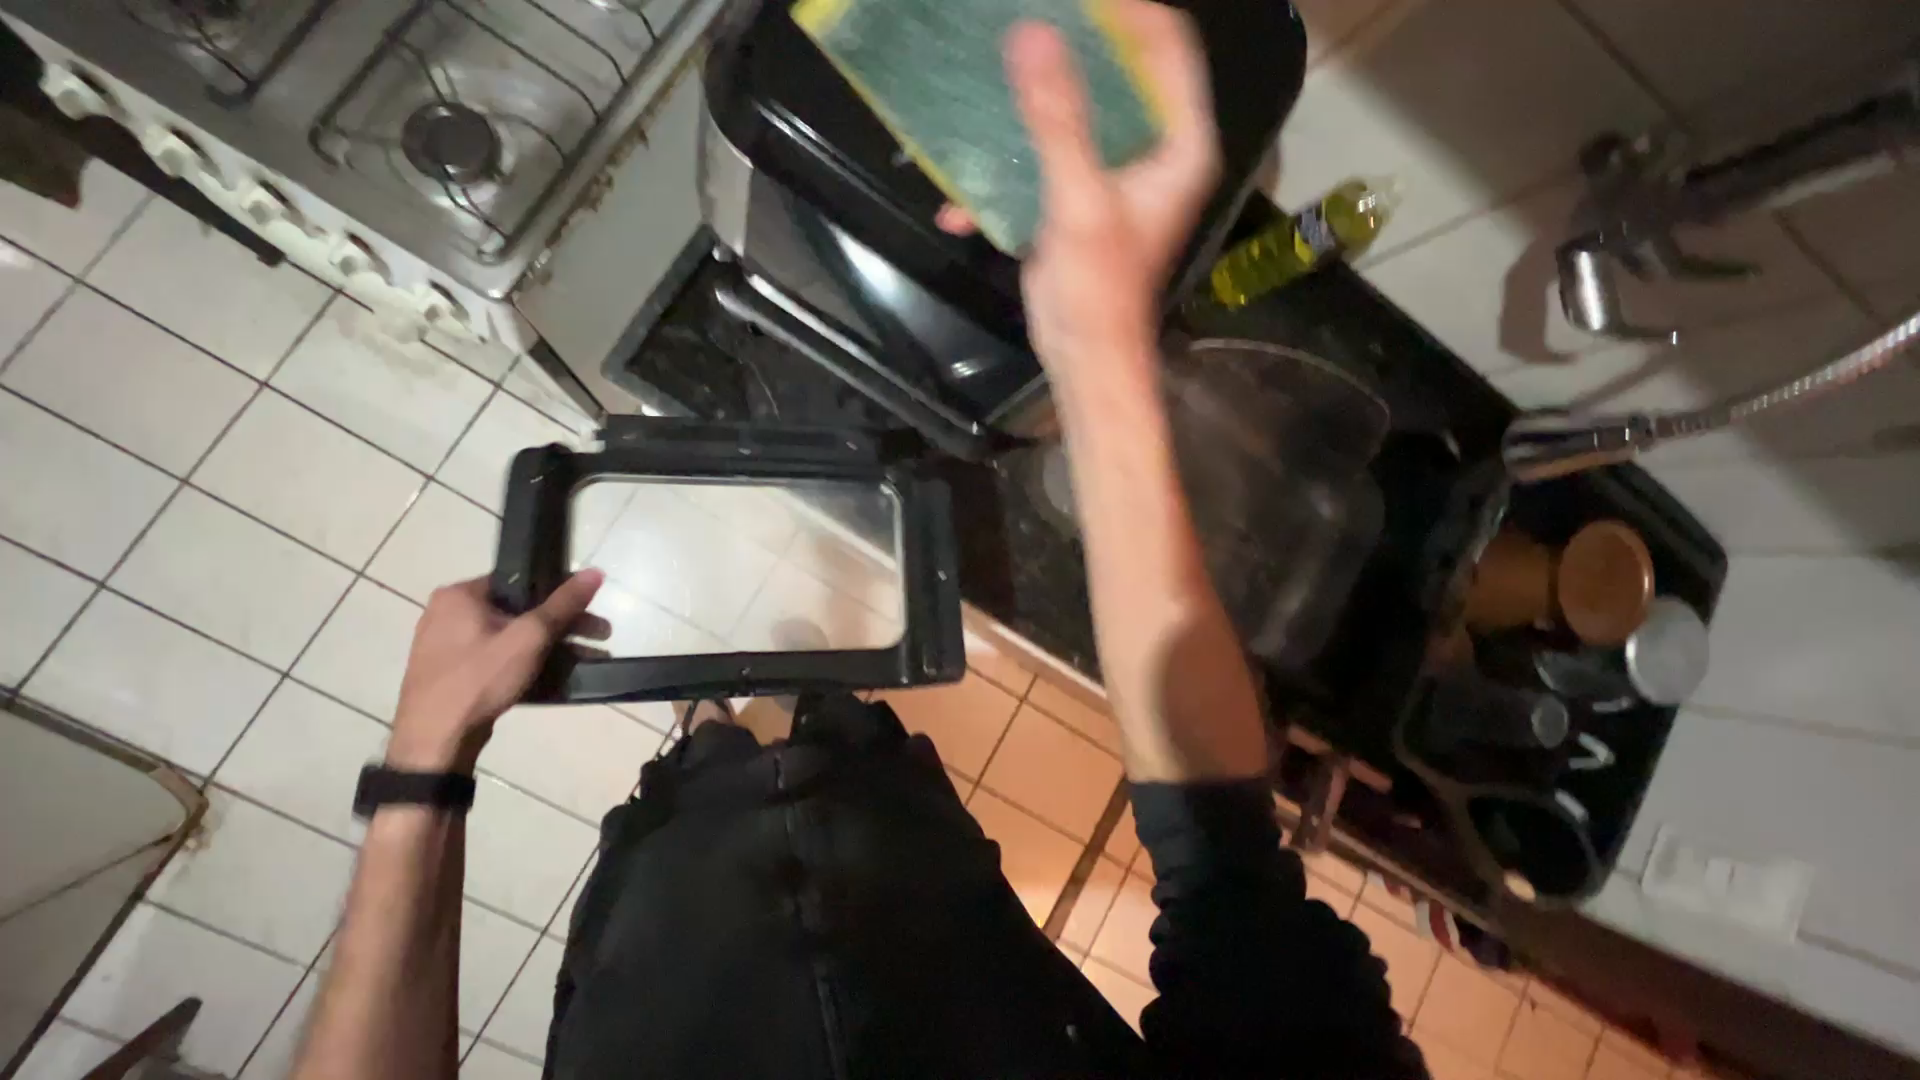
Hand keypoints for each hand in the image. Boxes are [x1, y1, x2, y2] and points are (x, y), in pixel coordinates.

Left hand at [387, 570, 605, 771]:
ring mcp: (447, 644)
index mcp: (459, 595)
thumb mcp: (529, 637)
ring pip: (511, 635)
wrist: (435, 740)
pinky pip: (498, 656)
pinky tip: (555, 673)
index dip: (560, 593)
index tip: (589, 609)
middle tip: (600, 636)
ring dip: (550, 645)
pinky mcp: (452, 671)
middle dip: (563, 624)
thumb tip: (595, 572)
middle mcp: (447, 613)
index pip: (520, 580)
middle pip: (519, 610)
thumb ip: (564, 604)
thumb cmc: (479, 678)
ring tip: (588, 658)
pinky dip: (526, 660)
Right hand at [939, 0, 1219, 384]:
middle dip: (1064, 54)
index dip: (1125, 14)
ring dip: (1023, 110)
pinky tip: (961, 199)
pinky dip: (1003, 176)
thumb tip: (1032, 36)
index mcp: (1176, 145)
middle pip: (1114, 74)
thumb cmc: (1099, 290)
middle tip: (1016, 32)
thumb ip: (1059, 121)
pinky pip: (1040, 163)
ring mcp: (1110, 175)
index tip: (1070, 6)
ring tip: (979, 95)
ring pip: (1072, 114)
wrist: (1083, 357)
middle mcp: (1149, 151)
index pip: (1165, 48)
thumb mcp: (1080, 202)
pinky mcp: (1074, 200)